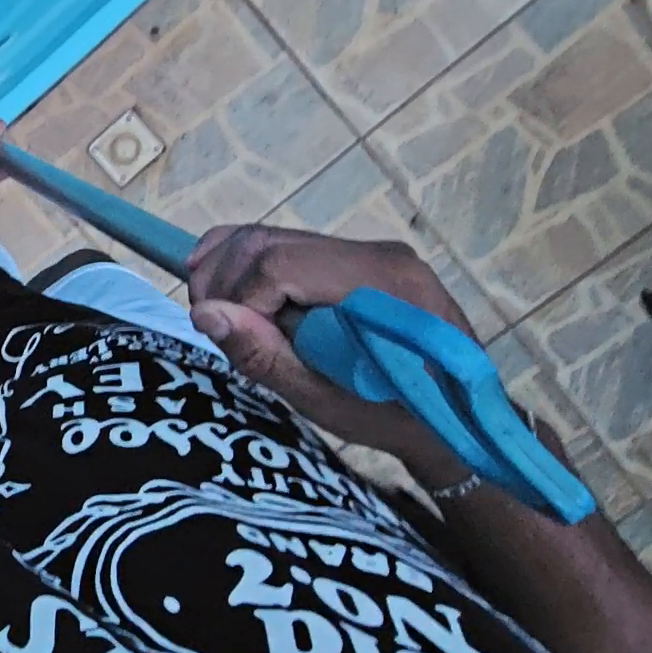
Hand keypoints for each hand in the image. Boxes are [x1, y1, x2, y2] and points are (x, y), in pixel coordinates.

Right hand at [185, 225, 473, 485]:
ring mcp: (360, 250)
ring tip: (216, 313)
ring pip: (262, 238)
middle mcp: (373, 253)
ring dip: (221, 272)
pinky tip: (220, 287)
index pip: (278, 265)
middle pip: (263, 244)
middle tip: (211, 325)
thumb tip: (203, 314)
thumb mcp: (322, 399)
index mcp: (380, 285)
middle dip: (220, 282)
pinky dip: (234, 260)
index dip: (237, 299)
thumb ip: (263, 353)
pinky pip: (275, 242)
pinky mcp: (344, 256)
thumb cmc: (387, 414)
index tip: (232, 339)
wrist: (448, 413)